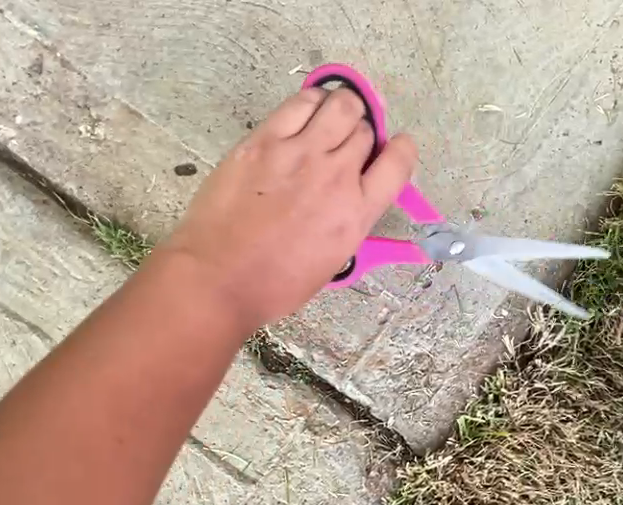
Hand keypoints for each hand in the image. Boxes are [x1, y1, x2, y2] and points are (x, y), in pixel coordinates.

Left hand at [157, 86, 418, 328]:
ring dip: (340, 109)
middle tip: (346, 144)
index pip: (398, 162)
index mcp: (357, 214)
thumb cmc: (277, 283)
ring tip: (328, 122)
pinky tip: (304, 116)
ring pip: (339, 104)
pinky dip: (310, 103)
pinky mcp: (264, 140)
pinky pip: (299, 103)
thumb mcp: (333, 261)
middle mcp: (335, 176)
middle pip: (365, 129)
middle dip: (362, 134)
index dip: (400, 150)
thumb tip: (354, 199)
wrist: (221, 277)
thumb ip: (351, 221)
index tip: (391, 151)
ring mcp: (299, 153)